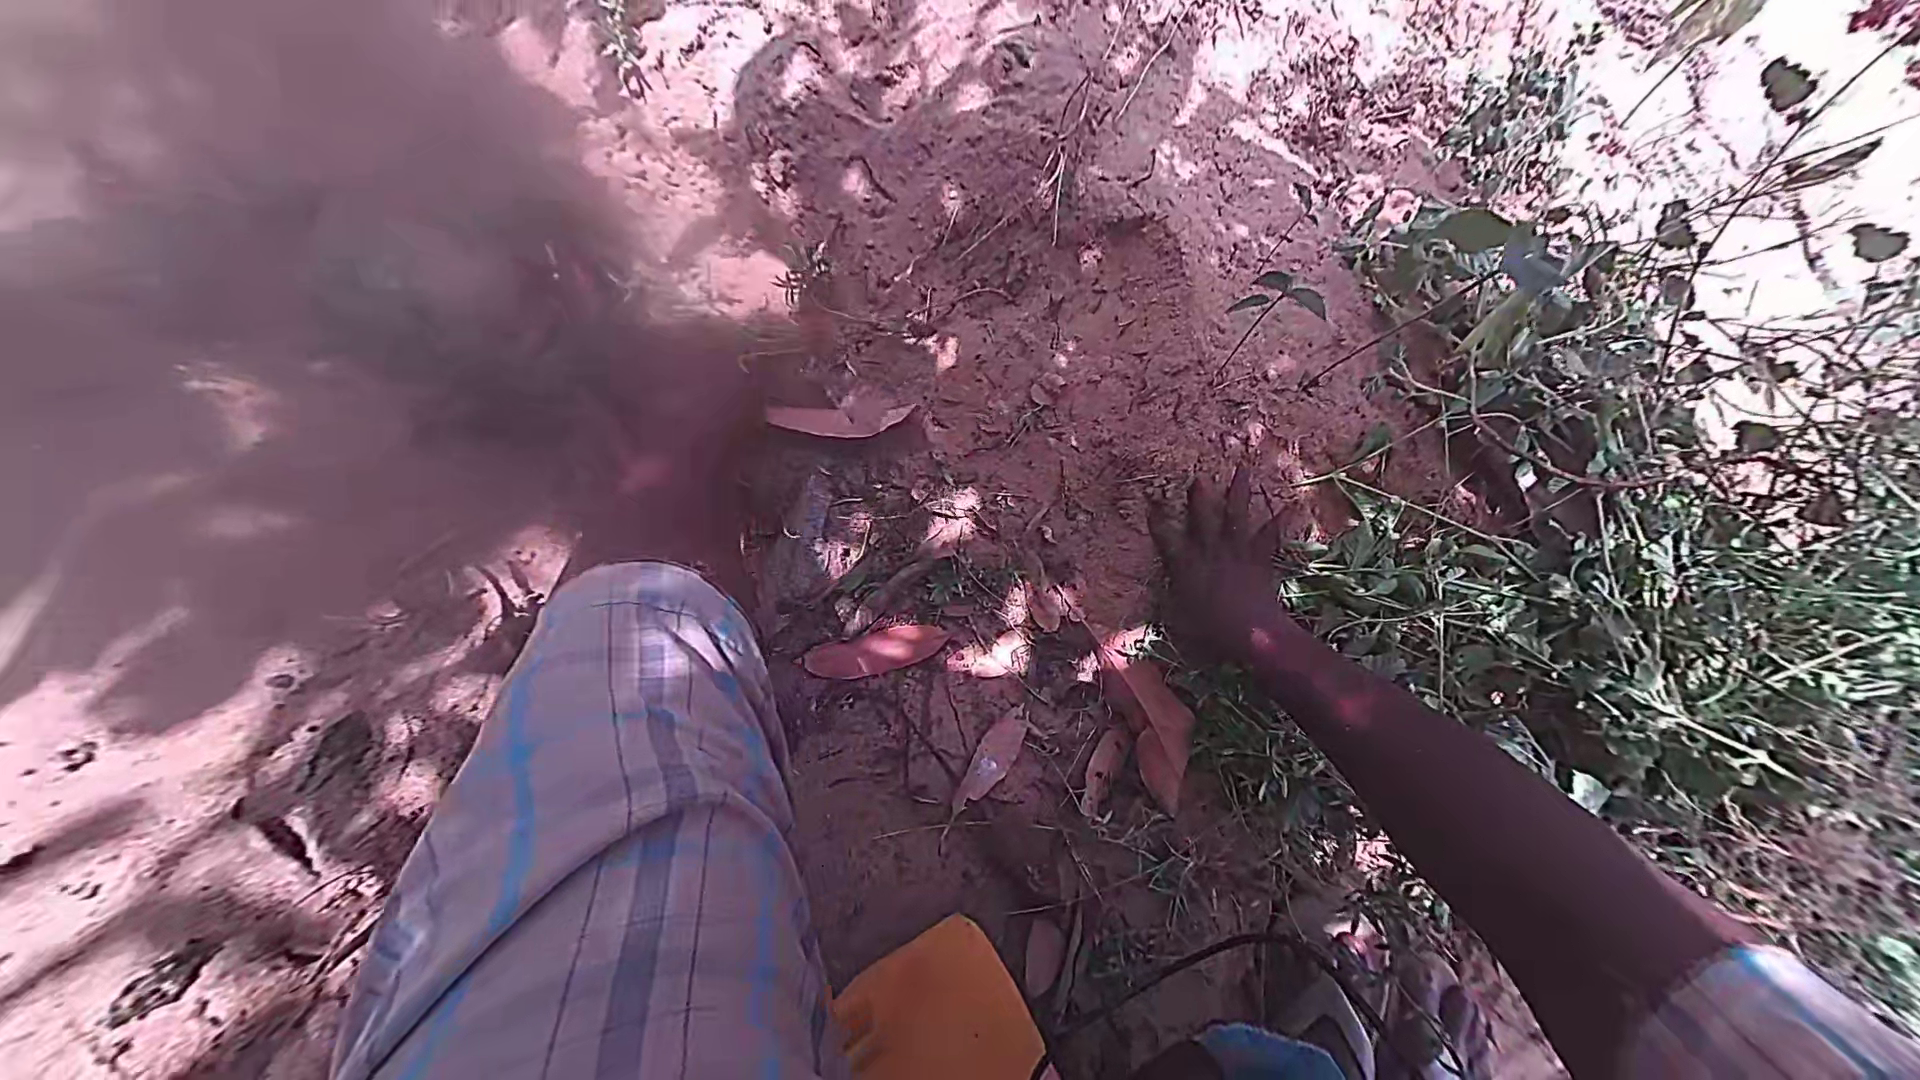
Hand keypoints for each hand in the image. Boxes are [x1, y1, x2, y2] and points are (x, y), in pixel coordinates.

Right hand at [1148, 465, 1291, 665]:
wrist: (1252, 634)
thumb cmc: (1209, 631)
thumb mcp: (1176, 621)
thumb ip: (1166, 605)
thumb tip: (1156, 600)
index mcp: (1185, 565)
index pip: (1165, 538)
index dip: (1157, 520)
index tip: (1150, 503)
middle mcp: (1209, 552)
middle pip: (1202, 518)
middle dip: (1199, 497)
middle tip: (1198, 476)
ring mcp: (1237, 553)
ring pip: (1236, 516)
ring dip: (1239, 492)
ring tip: (1243, 469)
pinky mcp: (1259, 560)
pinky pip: (1270, 537)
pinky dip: (1280, 521)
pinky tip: (1291, 506)